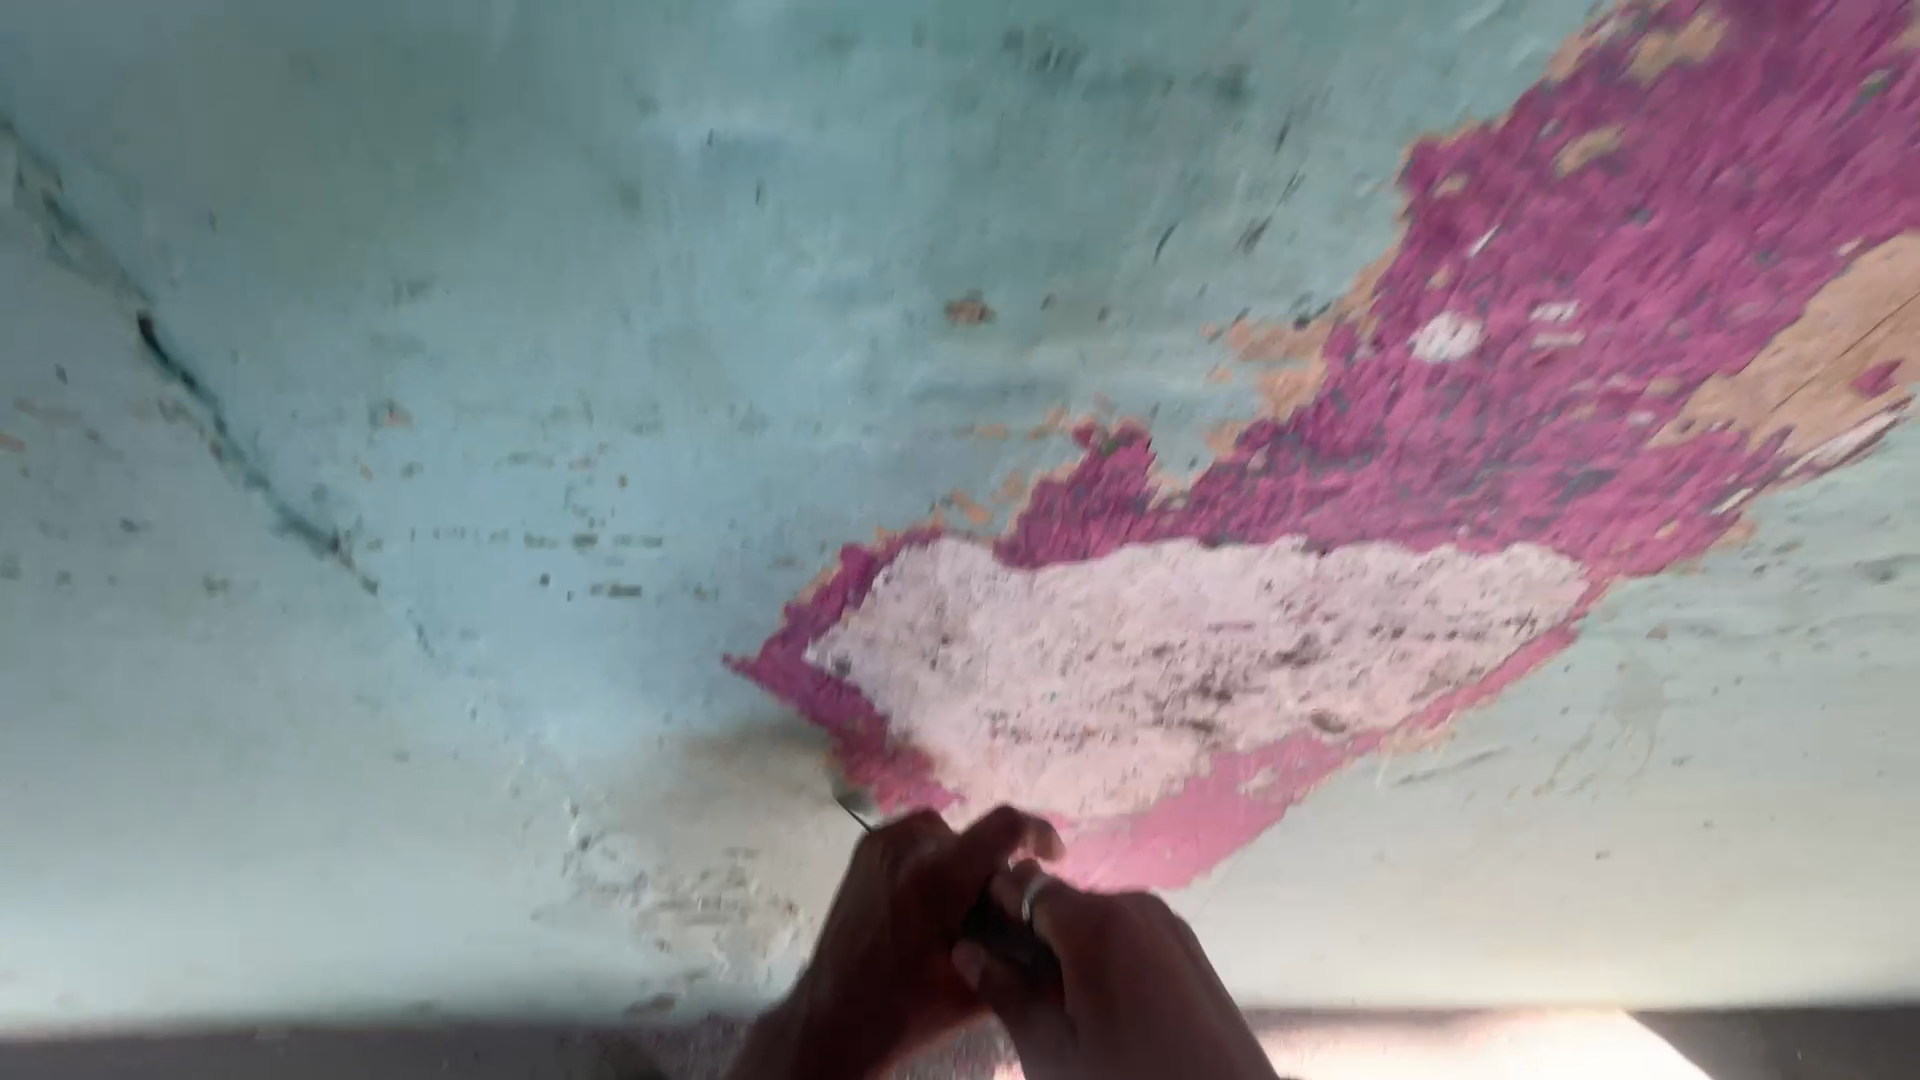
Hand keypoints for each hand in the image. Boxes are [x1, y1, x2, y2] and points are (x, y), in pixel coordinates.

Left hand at [727, 805, 1062, 1079]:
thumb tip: (1047, 904)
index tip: (1052, 854)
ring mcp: (882, 841)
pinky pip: (919, 835)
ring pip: (948, 833)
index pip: (1005, 824)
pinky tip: (929, 897)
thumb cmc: (905, 1009)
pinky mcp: (867, 847)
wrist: (830, 1018)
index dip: (1038, 831)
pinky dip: (933, 857)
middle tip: (993, 909)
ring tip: (956, 906)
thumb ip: (1017, 943)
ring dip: (962, 861)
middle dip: (992, 867)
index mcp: (937, 876)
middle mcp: (908, 844)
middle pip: (975, 836)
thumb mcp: (974, 985)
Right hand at [952, 862, 1280, 1079]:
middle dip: (1033, 931)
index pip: (1025, 884)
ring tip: (1064, 1004)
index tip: (976, 933)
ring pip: (1095, 916)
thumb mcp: (1054, 1053)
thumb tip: (964, 951)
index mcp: (1096, 922)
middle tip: (1019, 985)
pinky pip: (1129, 931)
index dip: (995, 903)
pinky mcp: (1188, 945)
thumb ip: (1005, 994)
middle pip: (1061, 901)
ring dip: (1070, 945)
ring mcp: (1166, 922)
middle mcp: (1133, 904)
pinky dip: (1106, 953)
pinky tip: (1107, 1005)